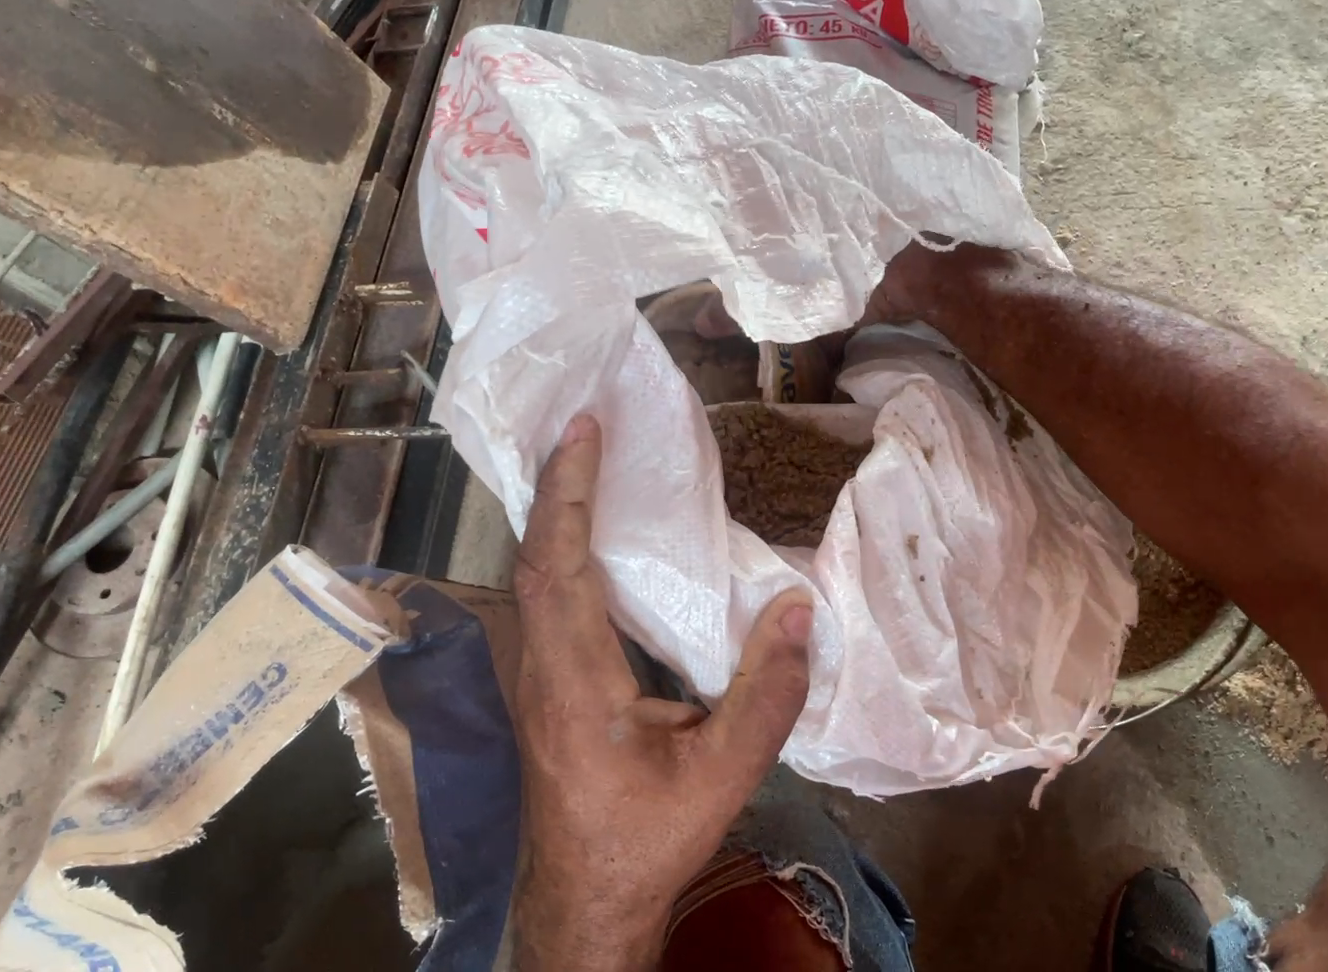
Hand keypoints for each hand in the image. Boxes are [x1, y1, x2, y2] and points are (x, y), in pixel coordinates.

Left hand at [509, 414, 814, 971]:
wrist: (589, 899)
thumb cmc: (649, 838)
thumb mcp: (723, 775)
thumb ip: (767, 694)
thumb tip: (797, 607)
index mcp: (575, 681)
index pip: (557, 568)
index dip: (568, 495)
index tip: (584, 433)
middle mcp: (542, 668)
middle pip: (533, 560)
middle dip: (557, 486)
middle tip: (586, 428)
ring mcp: (538, 677)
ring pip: (531, 578)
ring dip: (554, 514)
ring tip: (585, 464)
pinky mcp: (549, 685)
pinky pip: (546, 598)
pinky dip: (562, 549)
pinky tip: (591, 536)